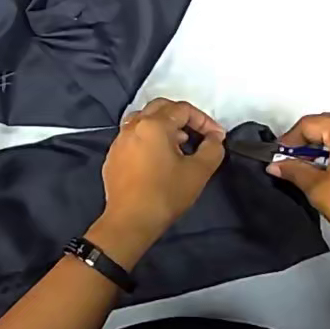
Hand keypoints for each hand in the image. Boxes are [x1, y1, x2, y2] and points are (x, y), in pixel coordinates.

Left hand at [89, 98, 224, 264]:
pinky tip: (157, 159)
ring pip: (143, 120)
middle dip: (183, 117)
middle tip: (198, 133)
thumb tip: (214, 138)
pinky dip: (148, 139)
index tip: (217, 137)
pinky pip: (132, 137)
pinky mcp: (112, 156)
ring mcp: (119, 141)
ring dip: (164, 125)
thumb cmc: (165, 194)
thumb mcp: (199, 171)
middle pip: (161, 108)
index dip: (204, 120)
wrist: (130, 220)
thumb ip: (212, 148)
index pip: (183, 109)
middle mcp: (133, 127)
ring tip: (179, 144)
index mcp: (153, 125)